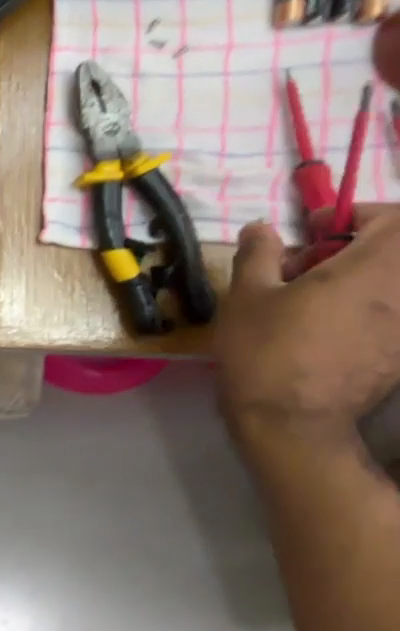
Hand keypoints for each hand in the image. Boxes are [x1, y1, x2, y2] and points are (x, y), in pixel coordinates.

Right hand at [215, 206, 399, 449]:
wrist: (293, 416)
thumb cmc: (264, 347)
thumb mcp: (246, 296)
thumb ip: (258, 254)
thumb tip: (261, 227)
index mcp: (375, 266)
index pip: (393, 218)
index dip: (356, 215)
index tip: (314, 230)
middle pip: (397, 251)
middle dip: (358, 248)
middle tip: (309, 266)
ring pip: (394, 283)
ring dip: (363, 279)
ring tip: (317, 298)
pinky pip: (393, 313)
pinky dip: (368, 307)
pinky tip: (328, 327)